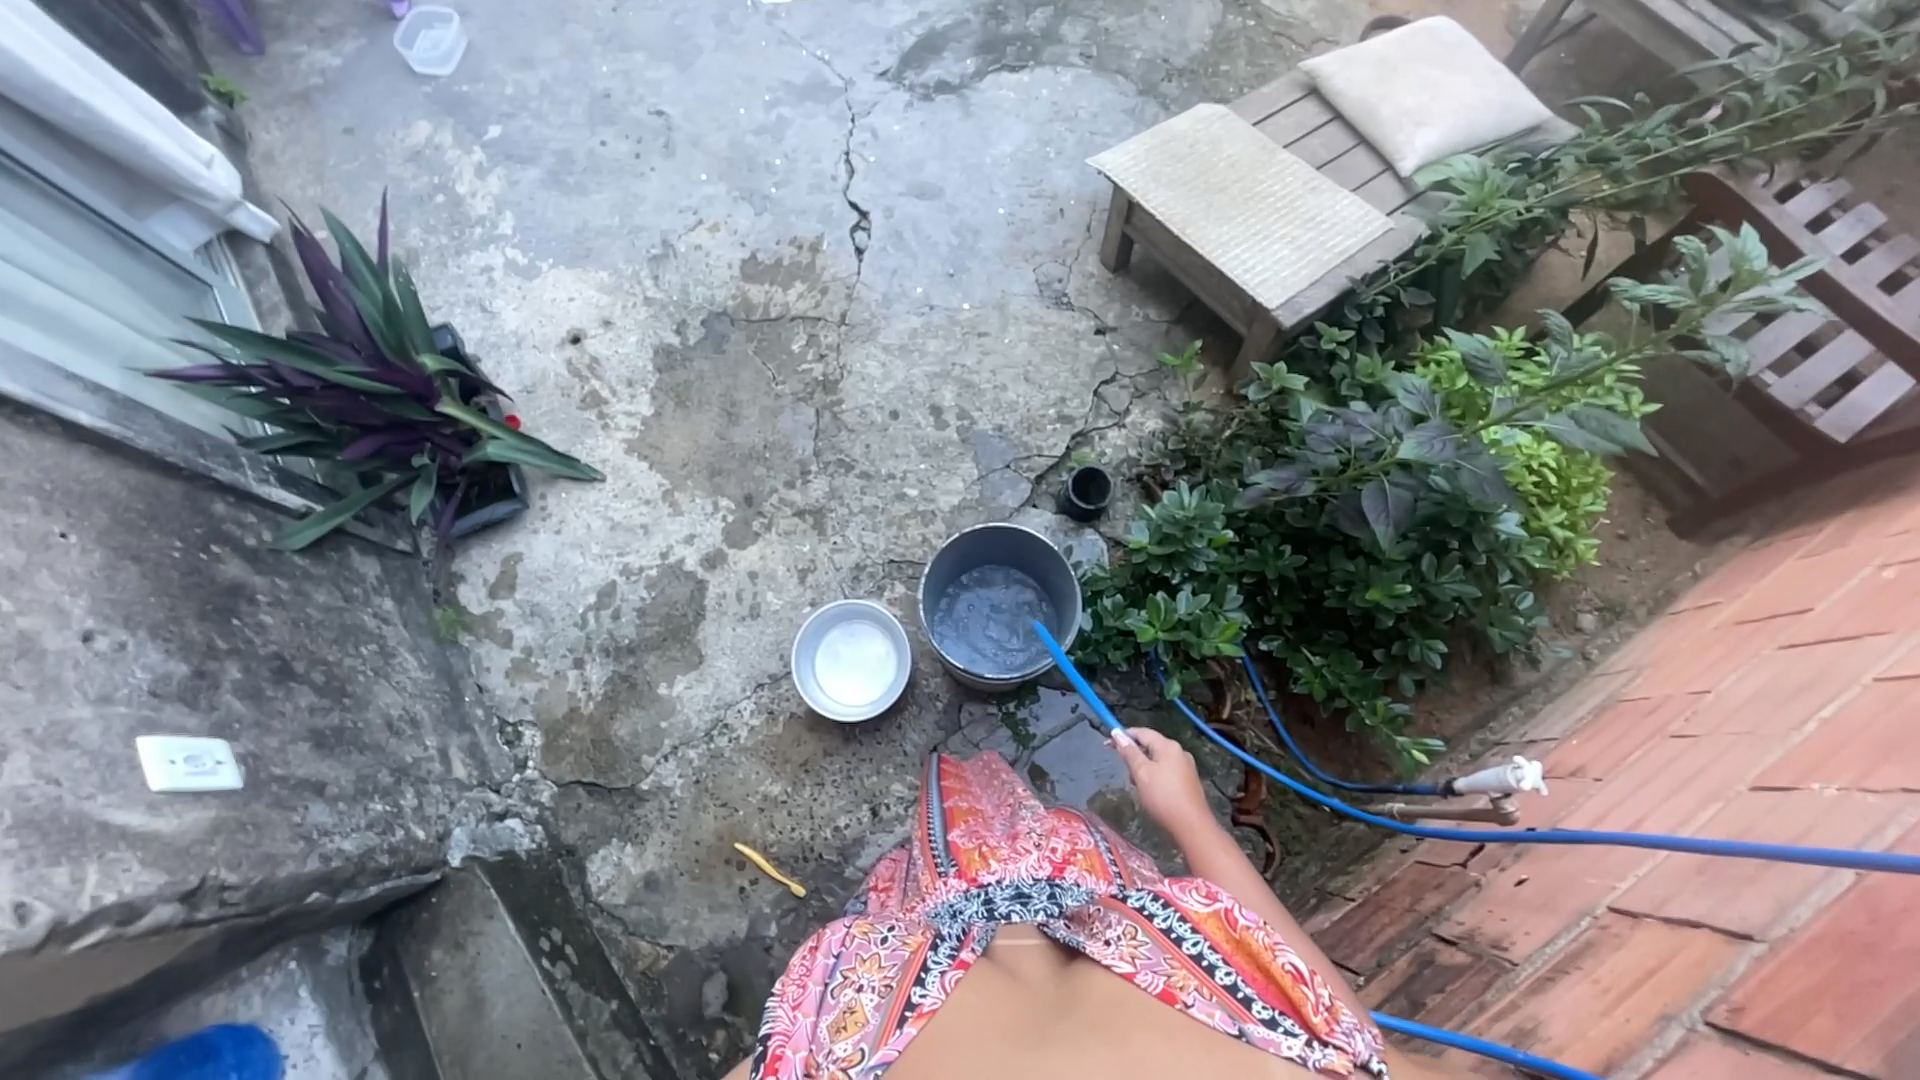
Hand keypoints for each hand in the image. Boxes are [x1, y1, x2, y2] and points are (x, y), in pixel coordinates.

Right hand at [1112, 727, 1218, 840]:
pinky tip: (1151, 791)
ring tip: (1138, 785)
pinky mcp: (1189, 781)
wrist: (1192, 826)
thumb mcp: (1141, 772)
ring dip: (1144, 767)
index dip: (1124, 736)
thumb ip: (1129, 752)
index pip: (1142, 733)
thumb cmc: (1163, 796)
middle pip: (1150, 745)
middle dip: (1134, 755)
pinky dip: (1154, 776)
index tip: (1108, 744)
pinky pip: (1166, 771)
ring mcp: (1186, 766)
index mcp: (1168, 746)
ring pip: (1158, 759)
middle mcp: (1179, 752)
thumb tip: (1117, 733)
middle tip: (1125, 771)